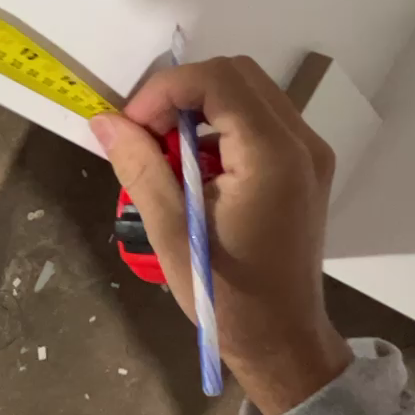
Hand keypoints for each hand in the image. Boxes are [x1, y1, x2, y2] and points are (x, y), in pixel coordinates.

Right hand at [91, 57, 352, 414]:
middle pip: (236, 76)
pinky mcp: (306, 169)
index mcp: (272, 155)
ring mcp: (310, 154)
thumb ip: (139, 166)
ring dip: (200, 111)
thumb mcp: (171, 231)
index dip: (164, 91)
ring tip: (167, 157)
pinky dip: (221, 130)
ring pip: (249, 95)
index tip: (130, 128)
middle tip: (146, 137)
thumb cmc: (224, 294)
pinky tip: (197, 172)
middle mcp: (302, 142)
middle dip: (181, 95)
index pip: (216, 79)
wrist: (280, 338)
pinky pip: (260, 123)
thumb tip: (104, 122)